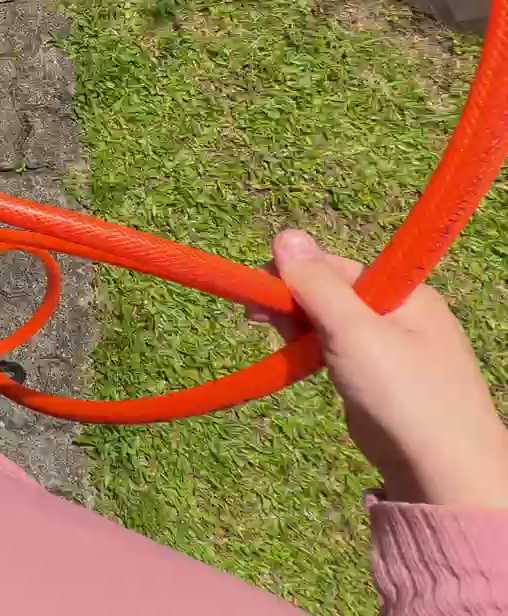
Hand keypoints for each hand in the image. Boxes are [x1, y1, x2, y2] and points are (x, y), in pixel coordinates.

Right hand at [248, 229, 507, 507]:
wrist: (440, 469)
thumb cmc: (402, 392)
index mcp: (406, 295)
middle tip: (263, 323)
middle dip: (288, 302)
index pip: (332, 265)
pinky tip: (297, 357)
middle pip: (323, 288)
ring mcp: (387, 342)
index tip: (260, 296)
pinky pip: (328, 341)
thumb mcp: (352, 330)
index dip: (291, 274)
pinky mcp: (372, 369)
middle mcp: (399, 312)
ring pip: (320, 315)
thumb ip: (316, 282)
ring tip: (284, 345)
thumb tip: (285, 232)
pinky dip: (305, 345)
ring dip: (292, 325)